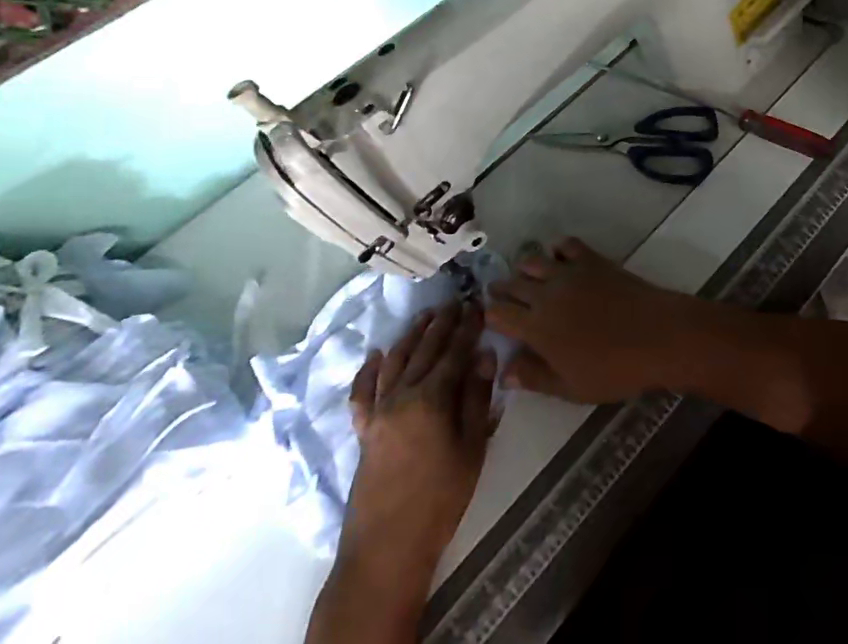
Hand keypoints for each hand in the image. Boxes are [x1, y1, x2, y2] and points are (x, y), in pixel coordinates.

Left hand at [342, 301, 498, 577]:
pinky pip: (364, 391)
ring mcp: (379, 410)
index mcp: (432, 398)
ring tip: (424, 317)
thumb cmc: (440, 499)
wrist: (387, 545)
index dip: (467, 328)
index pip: (453, 352)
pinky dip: (369, 370)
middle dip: (441, 324)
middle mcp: (402, 394)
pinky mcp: (364, 429)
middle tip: (453, 302)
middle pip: (423, 350)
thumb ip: (476, 399)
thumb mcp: (471, 450)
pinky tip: (375, 355)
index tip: (477, 305)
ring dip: (410, 336)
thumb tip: (484, 355)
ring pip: (395, 361)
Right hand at [486, 238, 698, 403]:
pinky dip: (557, 249)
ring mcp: (568, 273)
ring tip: (524, 275)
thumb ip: (535, 377)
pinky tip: (558, 256)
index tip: (489, 318)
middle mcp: (545, 294)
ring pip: (533, 261)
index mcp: (536, 327)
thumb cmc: (614, 370)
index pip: (499, 314)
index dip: (490, 315)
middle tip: (499, 293)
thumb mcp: (571, 388)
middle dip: (502, 289)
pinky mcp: (591, 260)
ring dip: (524, 268)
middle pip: (512, 284)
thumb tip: (504, 372)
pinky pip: (566, 245)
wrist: (658, 336)